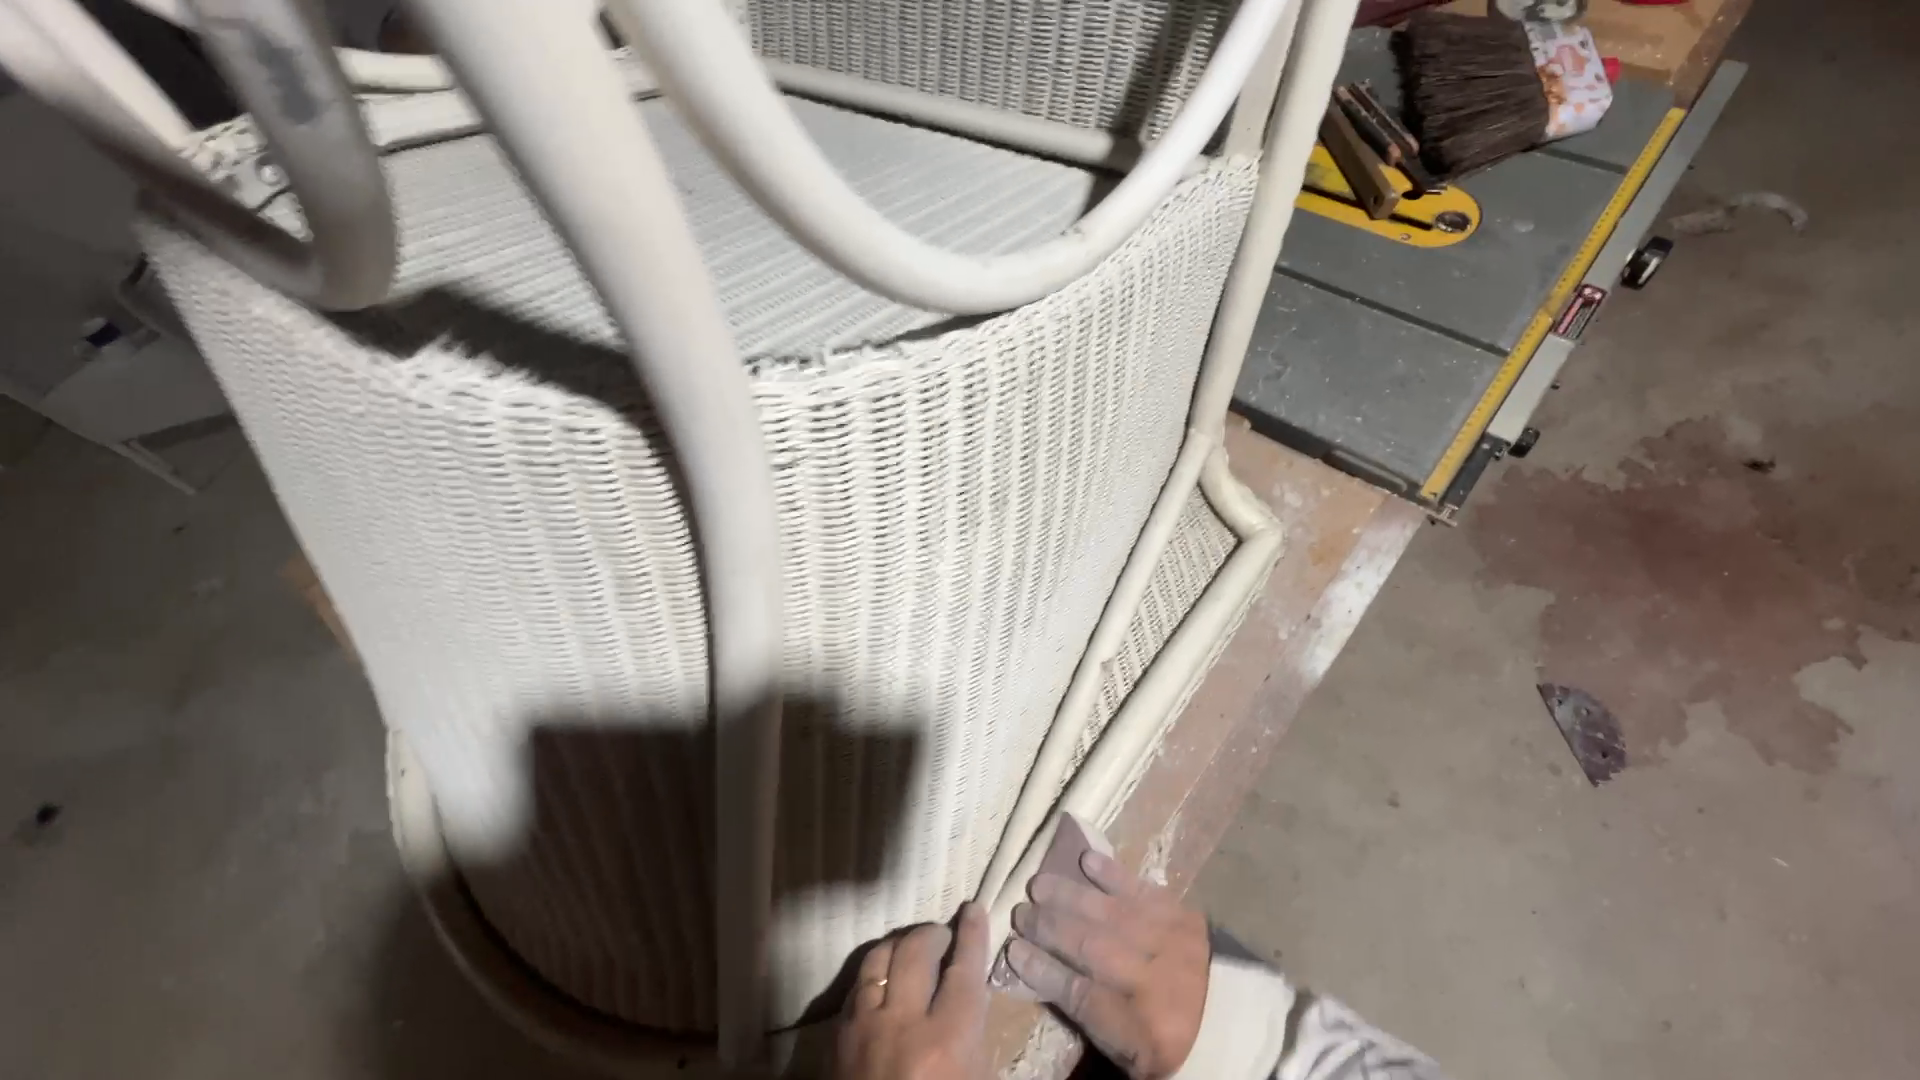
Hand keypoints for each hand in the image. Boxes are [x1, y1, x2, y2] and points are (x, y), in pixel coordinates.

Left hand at [835, 902, 990, 1079]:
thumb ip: (975, 1037)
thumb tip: (973, 993)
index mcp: (946, 1041)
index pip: (963, 971)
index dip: (972, 935)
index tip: (973, 910)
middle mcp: (903, 1024)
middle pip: (915, 952)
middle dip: (933, 934)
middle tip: (943, 935)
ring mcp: (864, 1027)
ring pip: (878, 959)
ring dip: (899, 945)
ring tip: (910, 947)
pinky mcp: (837, 1036)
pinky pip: (856, 986)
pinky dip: (874, 974)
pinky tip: (882, 978)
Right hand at [1006, 851, 1210, 1079]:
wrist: (1235, 1025)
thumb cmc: (1169, 1043)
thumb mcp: (1127, 1051)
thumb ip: (1087, 1015)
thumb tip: (1040, 974)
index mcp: (1143, 1029)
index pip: (1081, 994)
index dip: (1043, 970)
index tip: (1013, 951)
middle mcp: (1157, 983)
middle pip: (1093, 947)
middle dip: (1050, 927)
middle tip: (1019, 913)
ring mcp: (1173, 944)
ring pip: (1113, 914)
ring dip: (1071, 895)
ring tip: (1038, 884)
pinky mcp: (1184, 916)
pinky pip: (1144, 891)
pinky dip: (1114, 874)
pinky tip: (1087, 859)